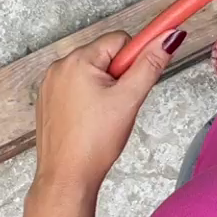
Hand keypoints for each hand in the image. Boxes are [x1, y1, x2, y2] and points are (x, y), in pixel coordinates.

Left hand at [32, 29, 180, 194]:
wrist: (66, 179)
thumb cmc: (94, 143)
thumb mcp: (129, 99)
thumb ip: (150, 64)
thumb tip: (168, 37)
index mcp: (78, 60)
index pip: (119, 40)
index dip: (135, 59)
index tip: (140, 77)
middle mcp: (59, 66)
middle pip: (105, 55)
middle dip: (119, 75)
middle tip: (121, 103)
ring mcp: (50, 84)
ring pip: (92, 72)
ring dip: (105, 86)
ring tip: (105, 115)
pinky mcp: (48, 100)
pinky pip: (76, 86)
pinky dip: (88, 97)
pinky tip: (91, 120)